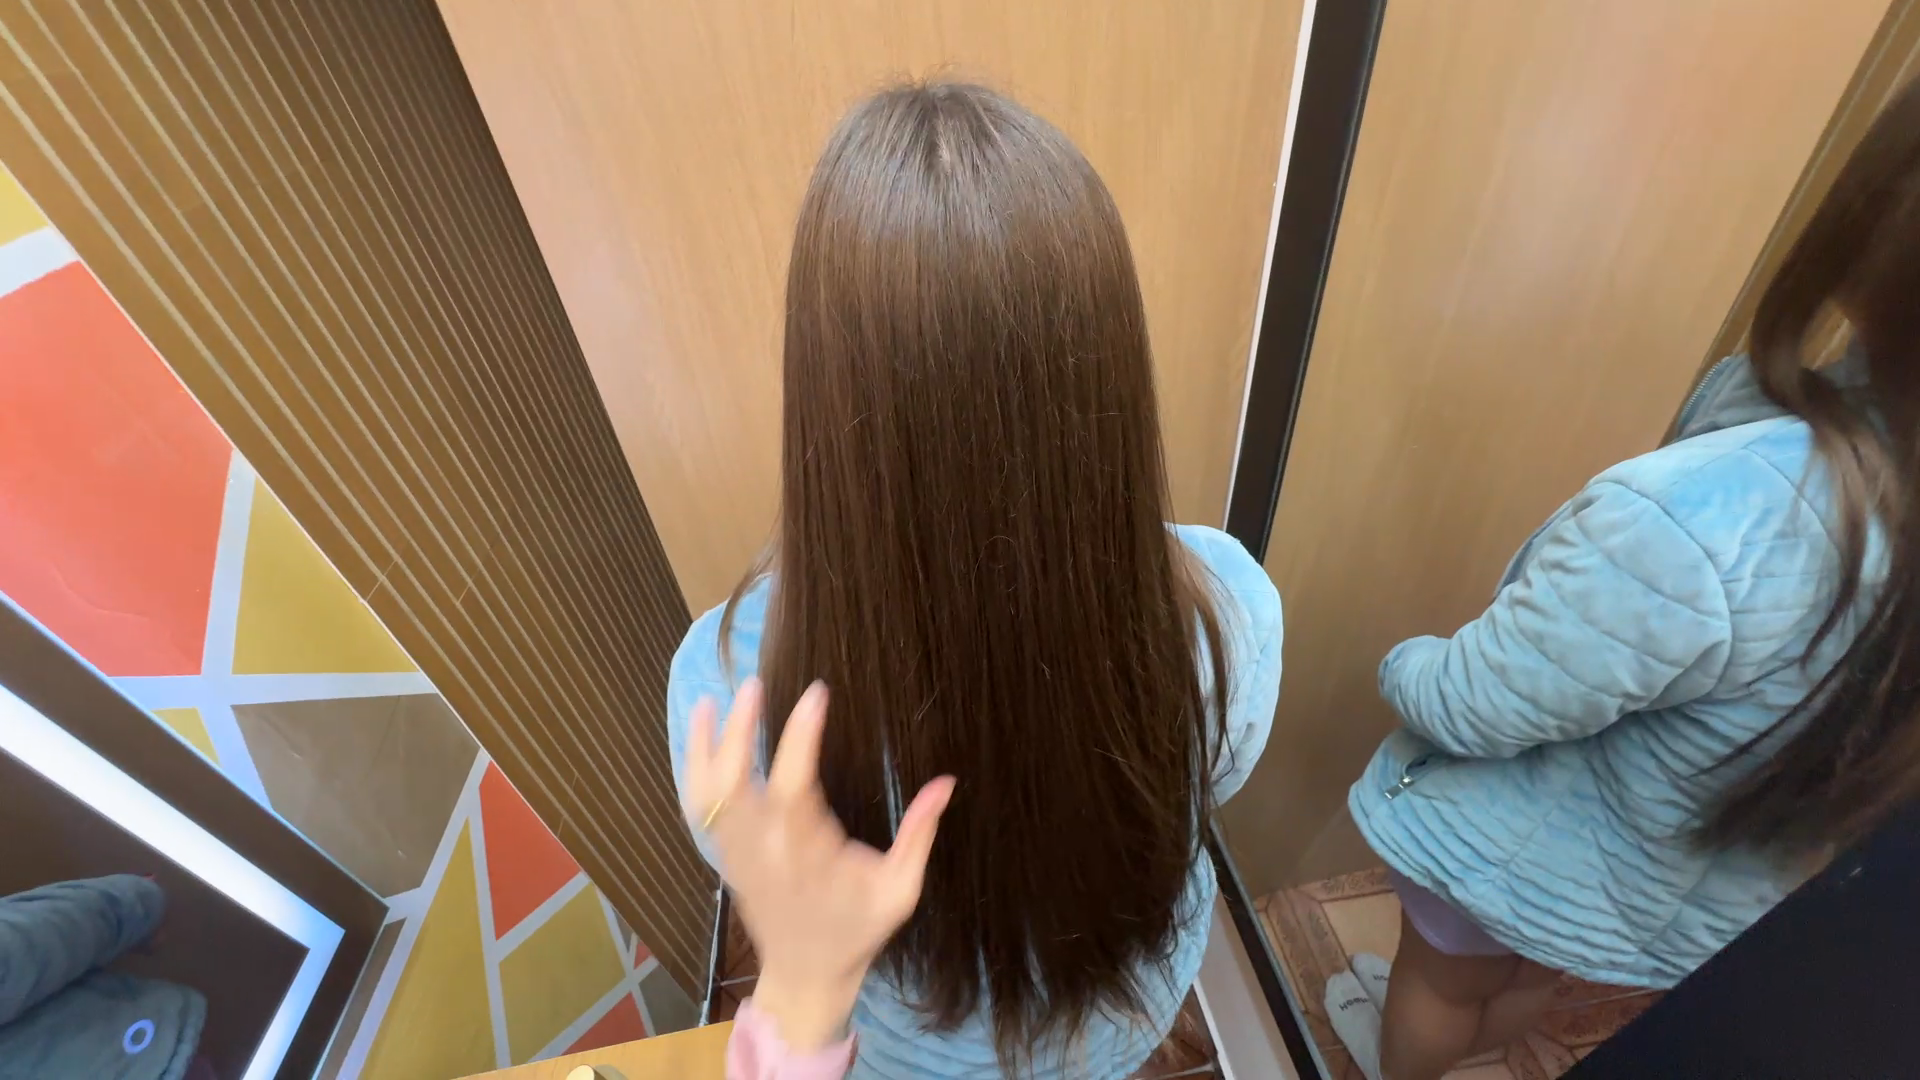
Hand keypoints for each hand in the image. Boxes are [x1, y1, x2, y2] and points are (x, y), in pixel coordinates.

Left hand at [683, 678, 954, 1050]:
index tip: (816, 693)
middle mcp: (763, 850)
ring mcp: (737, 854)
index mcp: (807, 854)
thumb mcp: (900, 889)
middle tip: (755, 685)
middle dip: (739, 731)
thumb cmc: (857, 929)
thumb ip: (919, 835)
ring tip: (711, 700)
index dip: (801, 737)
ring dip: (707, 745)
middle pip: (736, 785)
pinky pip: (698, 809)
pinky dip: (694, 769)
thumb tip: (946, 782)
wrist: (806, 978)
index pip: (796, 786)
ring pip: (708, 795)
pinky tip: (698, 733)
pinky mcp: (725, 855)